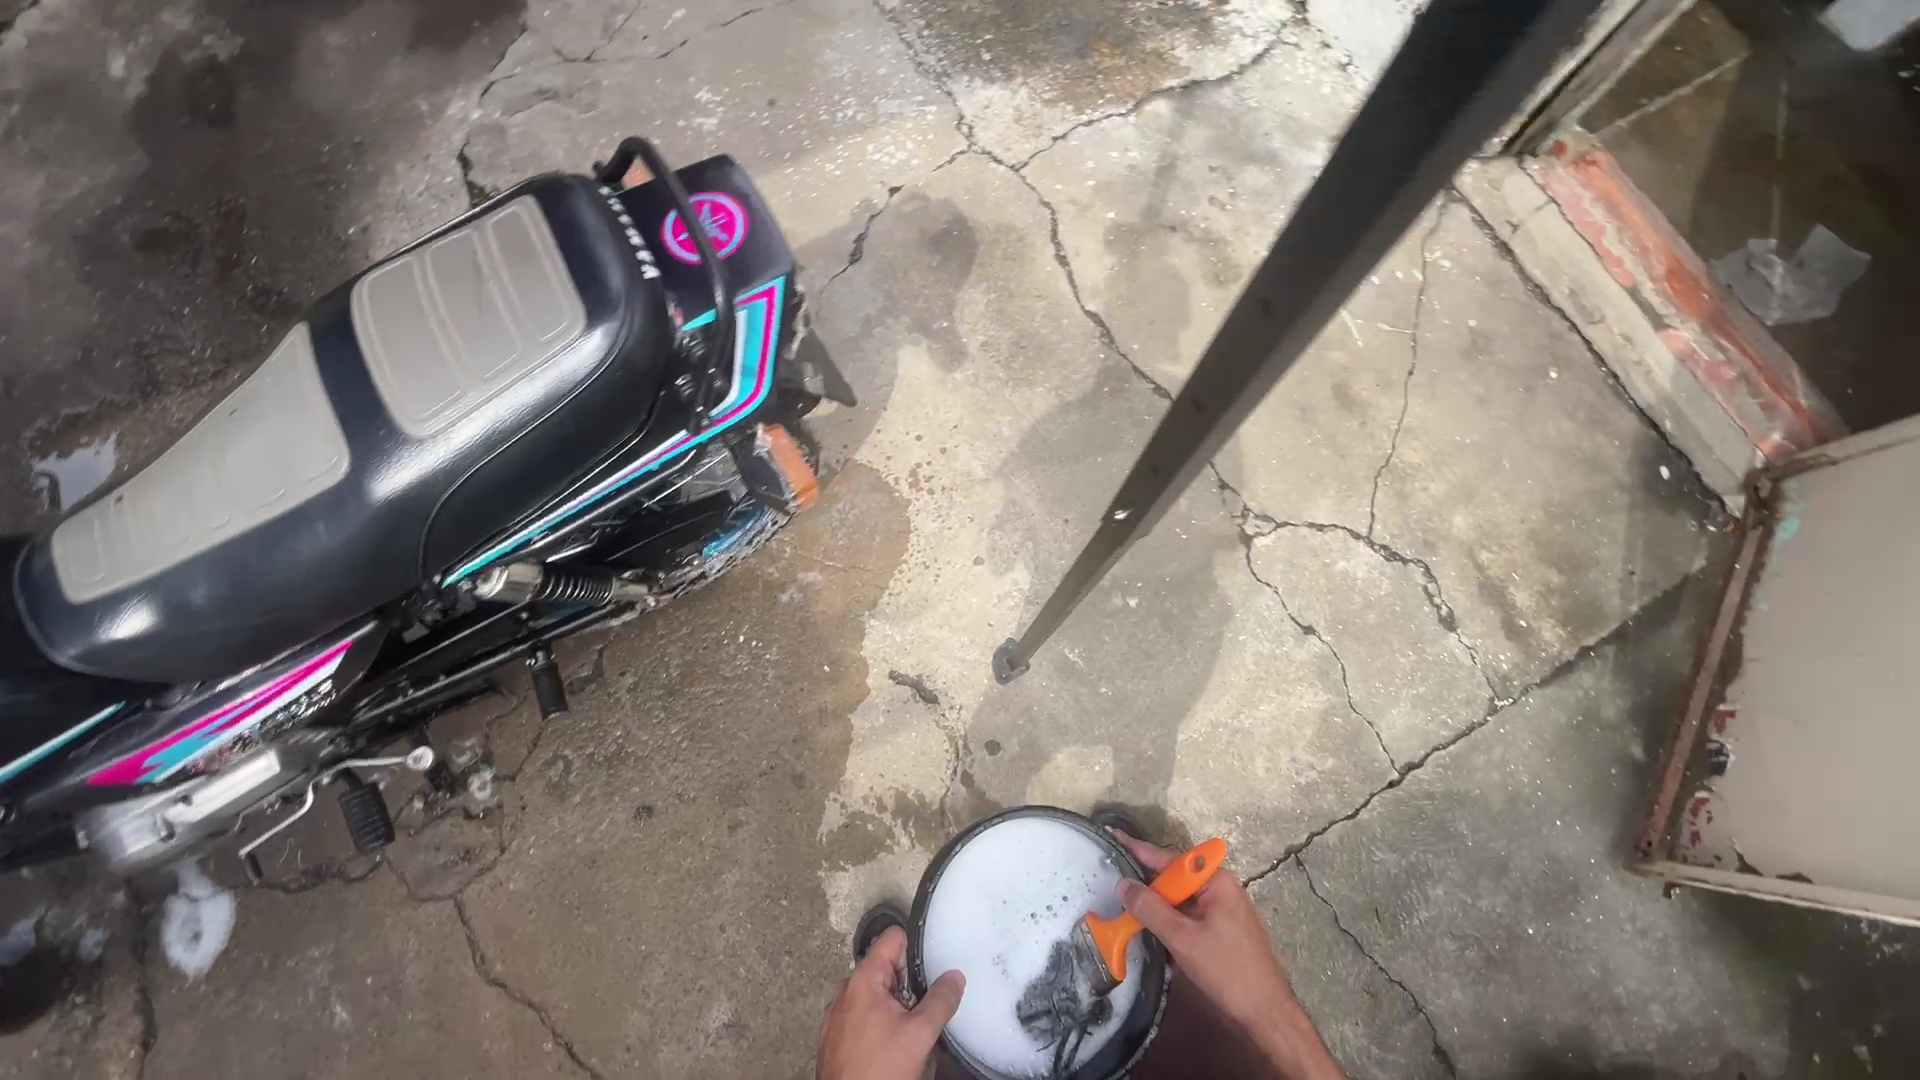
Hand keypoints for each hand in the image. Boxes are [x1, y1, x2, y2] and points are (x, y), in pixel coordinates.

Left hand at [816, 925, 964, 1079]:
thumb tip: (954, 977)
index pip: (893, 938)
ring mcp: (838, 1014)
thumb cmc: (877, 1071)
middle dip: (908, 985)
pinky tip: (890, 1045)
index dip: (915, 948)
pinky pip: (863, 1016)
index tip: (929, 966)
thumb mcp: (920, 1033)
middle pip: (886, 968)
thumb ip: (940, 1000)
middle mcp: (846, 990)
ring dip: (895, 1007)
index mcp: (864, 978)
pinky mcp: (836, 1036)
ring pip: (876, 995)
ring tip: (908, 1031)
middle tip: (921, 1009)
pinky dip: (878, 1023)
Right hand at [1112, 831, 1343, 1079]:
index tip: (1114, 835)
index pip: (1169, 858)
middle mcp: (1219, 888)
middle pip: (1173, 878)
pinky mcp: (1220, 930)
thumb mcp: (1182, 938)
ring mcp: (1221, 910)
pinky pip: (1187, 915)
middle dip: (1145, 882)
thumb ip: (1150, 908)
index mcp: (1215, 881)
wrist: (1266, 1015)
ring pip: (1179, 899)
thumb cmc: (1227, 970)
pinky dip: (1168, 920)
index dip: (1138, 848)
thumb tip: (1123, 884)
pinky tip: (1150, 929)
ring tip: (1125, 906)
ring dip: (1156, 905)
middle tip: (1113, 881)